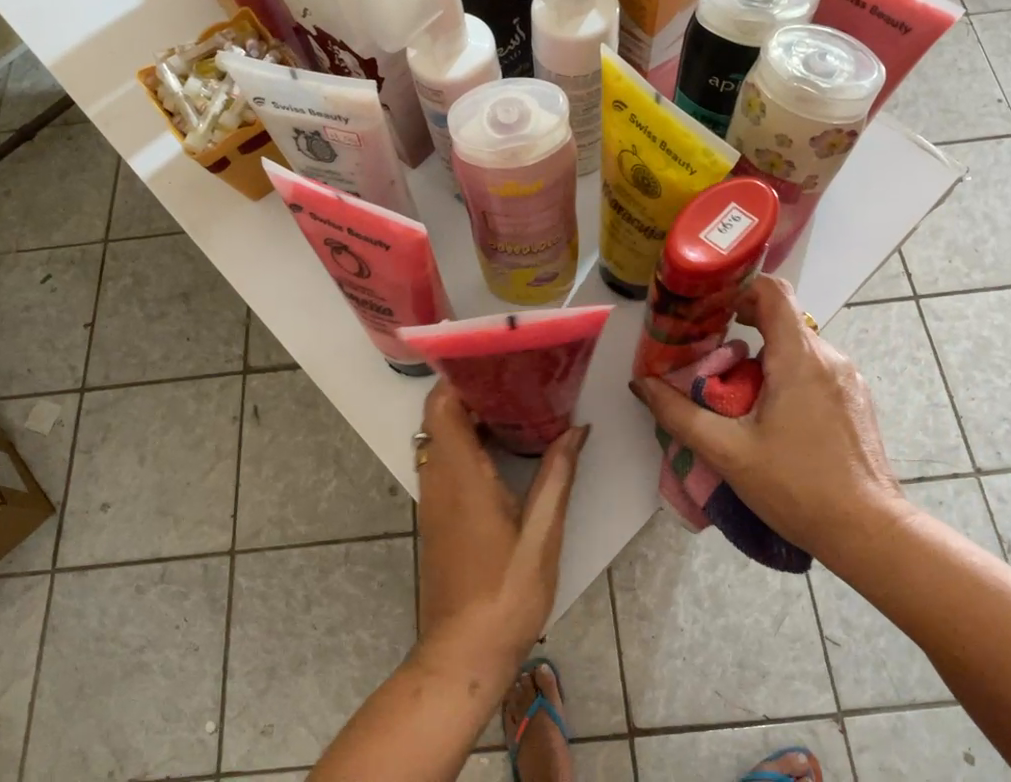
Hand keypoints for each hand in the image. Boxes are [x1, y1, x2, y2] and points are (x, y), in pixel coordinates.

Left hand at [415, 380, 588, 665]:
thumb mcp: (543, 532)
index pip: (442, 404)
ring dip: (471, 418)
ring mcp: (434, 498)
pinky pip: (445, 462)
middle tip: (518, 379)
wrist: (464, 650)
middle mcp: (438, 477)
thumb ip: (558, 475)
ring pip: (441, 439)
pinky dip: (469, 445)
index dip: (459, 375)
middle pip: (440, 415)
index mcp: (461, 473)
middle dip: (473, 391)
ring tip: (519, 406)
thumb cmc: (506, 590)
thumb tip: (576, 429)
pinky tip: (507, 452)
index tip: (495, 359)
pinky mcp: (438, 516)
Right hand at [632, 276, 907, 568]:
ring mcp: (847, 379)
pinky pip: (812, 369)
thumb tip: (643, 385)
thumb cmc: (797, 487)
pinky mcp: (854, 401)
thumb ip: (679, 414)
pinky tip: (763, 411)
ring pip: (796, 346)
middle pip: (780, 318)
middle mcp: (829, 357)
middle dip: (739, 325)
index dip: (735, 287)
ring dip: (760, 354)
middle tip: (703, 349)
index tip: (704, 304)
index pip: (771, 290)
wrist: (868, 532)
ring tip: (727, 387)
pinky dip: (782, 374)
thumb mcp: (727, 452)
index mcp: (800, 358)